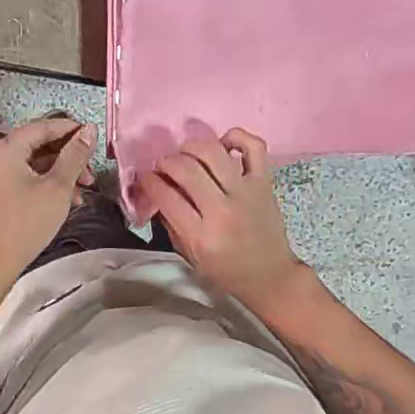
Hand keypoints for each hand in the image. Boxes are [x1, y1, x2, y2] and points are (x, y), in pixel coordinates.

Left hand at [0, 117, 96, 280]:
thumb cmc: (26, 224)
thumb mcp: (58, 187)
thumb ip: (75, 155)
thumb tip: (89, 130)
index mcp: (4, 148)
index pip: (42, 126)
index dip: (70, 129)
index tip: (92, 135)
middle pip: (37, 144)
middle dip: (67, 156)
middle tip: (90, 170)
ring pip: (32, 161)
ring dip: (59, 171)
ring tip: (83, 188)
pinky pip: (22, 175)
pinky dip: (44, 181)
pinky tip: (67, 197)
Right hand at [135, 129, 304, 309]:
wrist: (269, 276)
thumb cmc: (225, 272)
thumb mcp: (189, 255)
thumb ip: (172, 224)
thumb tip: (158, 194)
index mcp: (201, 235)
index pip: (166, 196)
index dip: (149, 182)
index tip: (144, 179)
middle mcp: (222, 209)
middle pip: (186, 169)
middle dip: (166, 162)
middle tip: (162, 167)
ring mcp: (246, 192)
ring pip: (213, 152)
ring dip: (191, 147)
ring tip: (184, 155)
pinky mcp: (264, 183)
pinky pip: (253, 146)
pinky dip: (235, 137)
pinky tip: (221, 146)